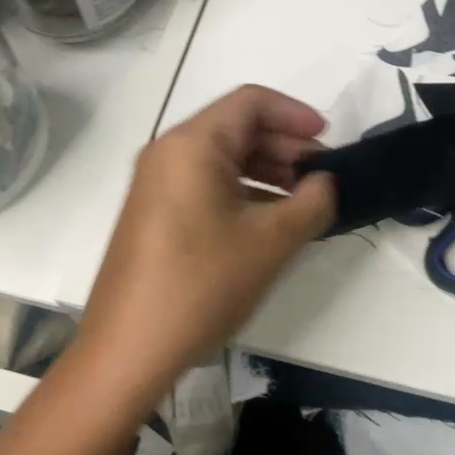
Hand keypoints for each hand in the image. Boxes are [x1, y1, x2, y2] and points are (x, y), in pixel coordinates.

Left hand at [77, 85, 336, 387]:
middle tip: (322, 176)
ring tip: (303, 201)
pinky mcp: (153, 213)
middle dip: (285, 145)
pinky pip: (205, 182)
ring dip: (266, 169)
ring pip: (222, 157)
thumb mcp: (270, 242)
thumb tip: (327, 182)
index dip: (295, 113)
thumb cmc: (200, 285)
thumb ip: (312, 202)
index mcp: (192, 144)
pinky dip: (241, 189)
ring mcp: (156, 183)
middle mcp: (169, 152)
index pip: (251, 102)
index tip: (328, 138)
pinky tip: (268, 222)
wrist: (126, 352)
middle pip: (236, 126)